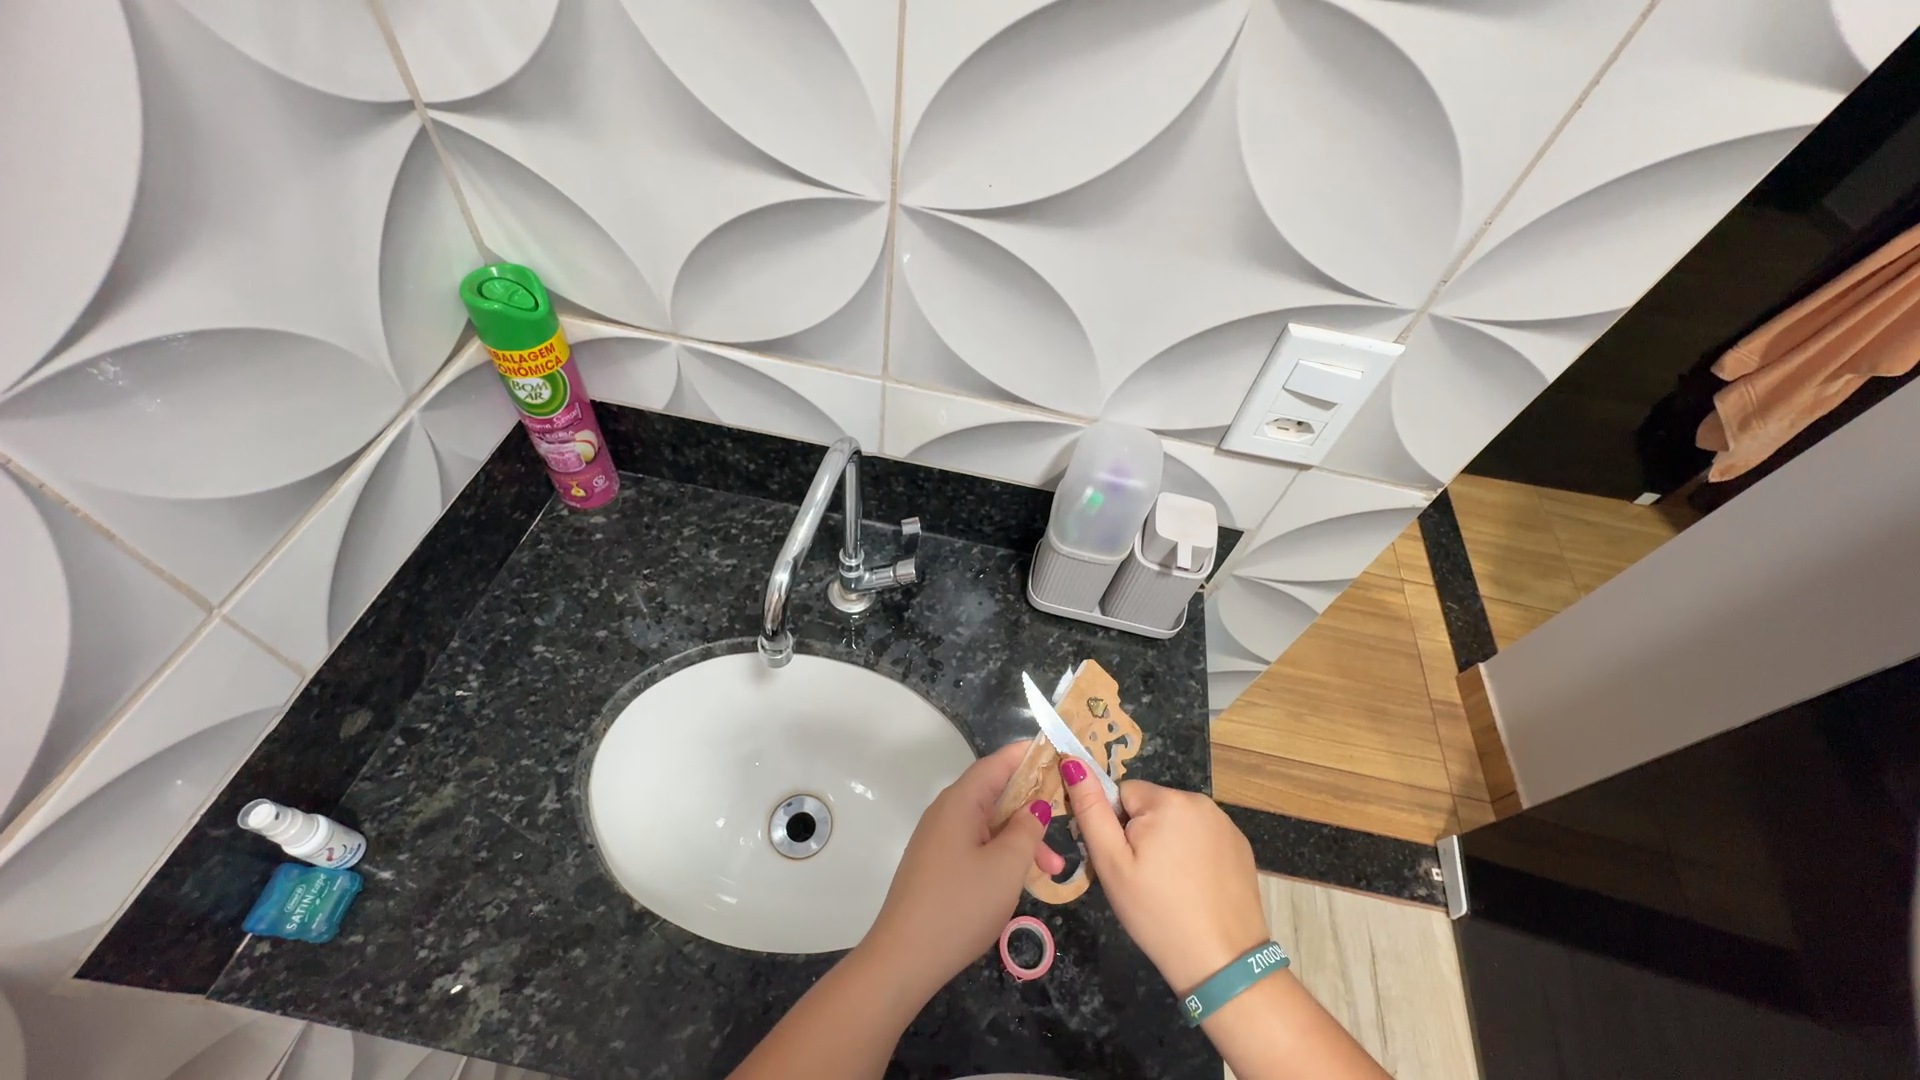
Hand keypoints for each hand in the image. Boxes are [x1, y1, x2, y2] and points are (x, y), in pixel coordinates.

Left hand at [858, 741, 1065, 998]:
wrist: (905, 958)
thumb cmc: (960, 905)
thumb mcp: (1006, 865)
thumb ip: (1027, 829)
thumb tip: (1035, 804)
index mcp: (959, 802)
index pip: (996, 763)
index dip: (1027, 754)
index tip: (1058, 753)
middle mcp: (946, 813)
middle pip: (995, 793)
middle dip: (1033, 806)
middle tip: (1066, 820)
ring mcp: (939, 841)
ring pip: (989, 825)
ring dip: (1022, 839)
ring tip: (1053, 870)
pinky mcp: (937, 866)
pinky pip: (977, 846)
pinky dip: (1003, 855)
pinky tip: (1022, 880)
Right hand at [1061, 761, 1267, 992]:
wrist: (1222, 963)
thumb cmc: (1156, 912)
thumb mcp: (1112, 863)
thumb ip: (1090, 809)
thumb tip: (1072, 761)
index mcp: (1167, 800)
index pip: (1122, 794)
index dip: (1115, 827)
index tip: (1123, 863)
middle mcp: (1200, 801)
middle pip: (1150, 807)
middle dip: (1141, 834)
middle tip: (1143, 879)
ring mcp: (1225, 823)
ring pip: (1175, 822)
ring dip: (1167, 843)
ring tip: (1169, 887)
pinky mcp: (1240, 846)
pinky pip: (1201, 838)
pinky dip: (1193, 856)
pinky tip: (1194, 889)